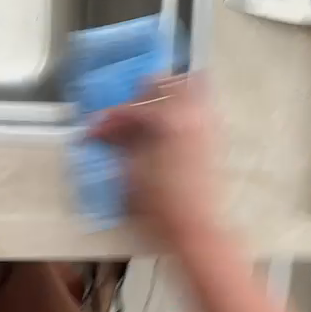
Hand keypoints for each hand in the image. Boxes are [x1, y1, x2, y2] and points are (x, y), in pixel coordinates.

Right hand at [88, 74, 222, 246]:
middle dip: (138, 98)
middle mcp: (192, 112)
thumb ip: (121, 141)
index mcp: (167, 120)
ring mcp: (208, 121)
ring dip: (164, 95)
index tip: (94, 130)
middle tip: (123, 121)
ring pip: (188, 85)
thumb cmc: (160, 205)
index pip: (130, 107)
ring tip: (148, 118)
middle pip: (161, 83)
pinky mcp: (216, 135)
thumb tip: (110, 127)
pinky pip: (200, 105)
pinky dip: (182, 108)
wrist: (197, 228)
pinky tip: (166, 130)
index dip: (109, 119)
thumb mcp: (131, 172)